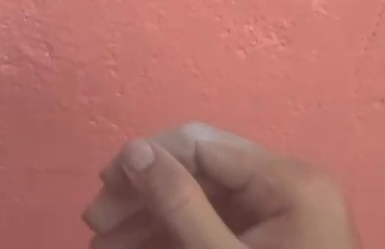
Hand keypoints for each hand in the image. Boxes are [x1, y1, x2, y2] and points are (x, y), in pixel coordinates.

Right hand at [83, 123, 359, 248]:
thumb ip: (179, 204)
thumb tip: (133, 148)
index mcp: (289, 182)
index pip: (196, 145)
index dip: (143, 162)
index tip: (102, 191)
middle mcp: (287, 185)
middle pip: (193, 170)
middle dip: (140, 196)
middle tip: (95, 223)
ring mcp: (281, 213)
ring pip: (195, 198)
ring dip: (147, 218)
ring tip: (103, 244)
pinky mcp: (272, 239)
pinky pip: (211, 222)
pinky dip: (172, 234)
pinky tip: (136, 246)